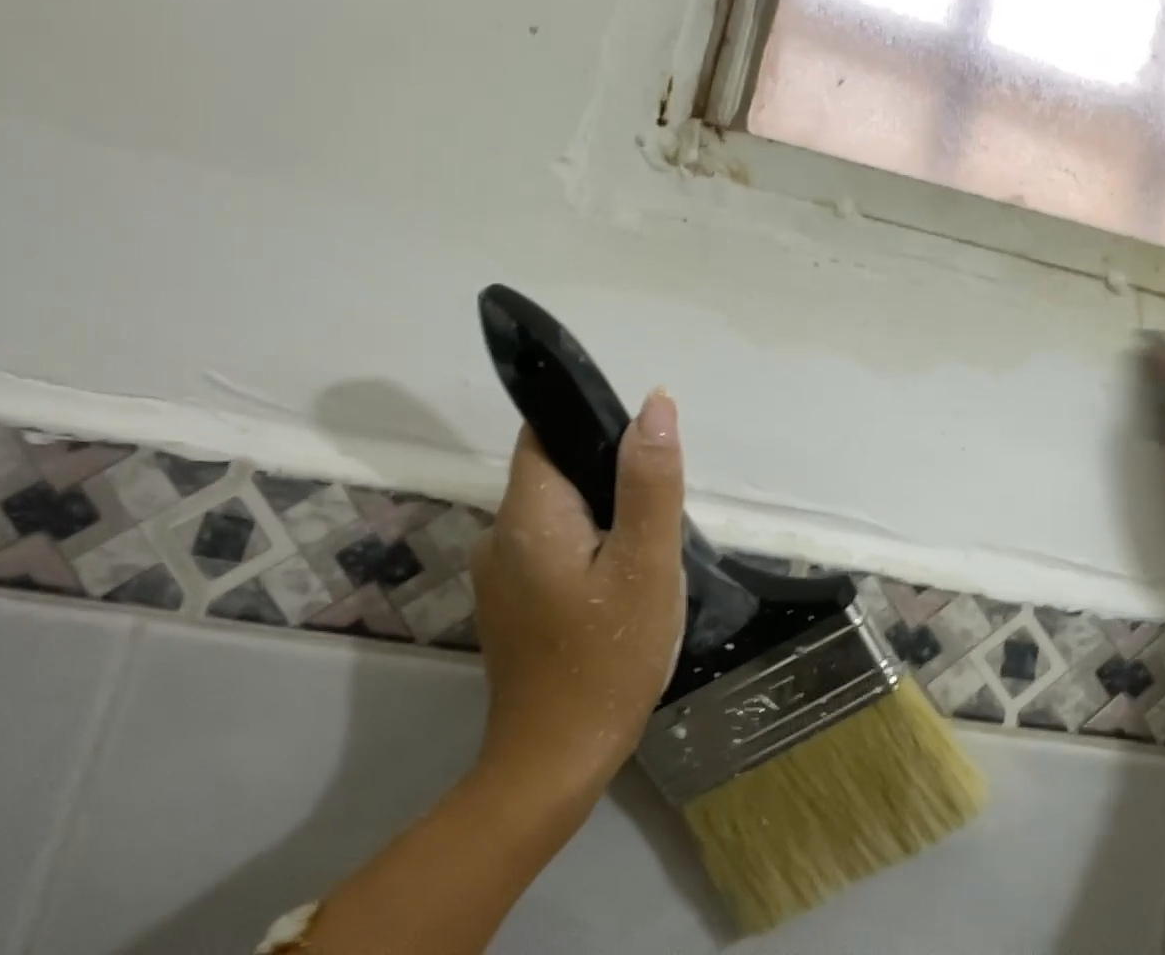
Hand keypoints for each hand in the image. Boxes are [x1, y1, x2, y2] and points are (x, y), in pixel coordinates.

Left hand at [469, 390, 687, 787]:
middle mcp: (499, 536)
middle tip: (664, 519)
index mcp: (527, 515)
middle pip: (557, 474)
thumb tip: (654, 404)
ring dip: (606, 518)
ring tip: (652, 555)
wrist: (558, 759)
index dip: (595, 423)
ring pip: (560, 515)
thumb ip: (650, 481)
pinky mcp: (512, 605)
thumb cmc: (610, 656)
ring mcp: (501, 575)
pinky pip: (555, 551)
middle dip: (613, 479)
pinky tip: (624, 587)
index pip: (546, 433)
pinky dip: (592, 550)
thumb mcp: (647, 563)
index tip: (647, 453)